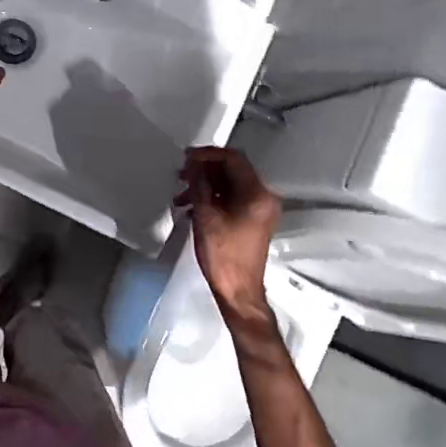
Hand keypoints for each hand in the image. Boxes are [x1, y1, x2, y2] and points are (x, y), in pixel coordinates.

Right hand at [177, 146, 280, 319]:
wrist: (238, 291)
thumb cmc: (223, 258)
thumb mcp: (205, 216)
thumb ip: (199, 185)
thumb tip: (193, 165)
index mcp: (257, 194)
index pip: (233, 159)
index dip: (207, 155)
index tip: (187, 157)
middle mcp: (264, 198)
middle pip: (232, 171)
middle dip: (204, 170)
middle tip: (182, 173)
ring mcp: (260, 210)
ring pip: (230, 185)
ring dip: (206, 186)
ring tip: (182, 196)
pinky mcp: (253, 221)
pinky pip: (233, 199)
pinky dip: (213, 198)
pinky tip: (193, 208)